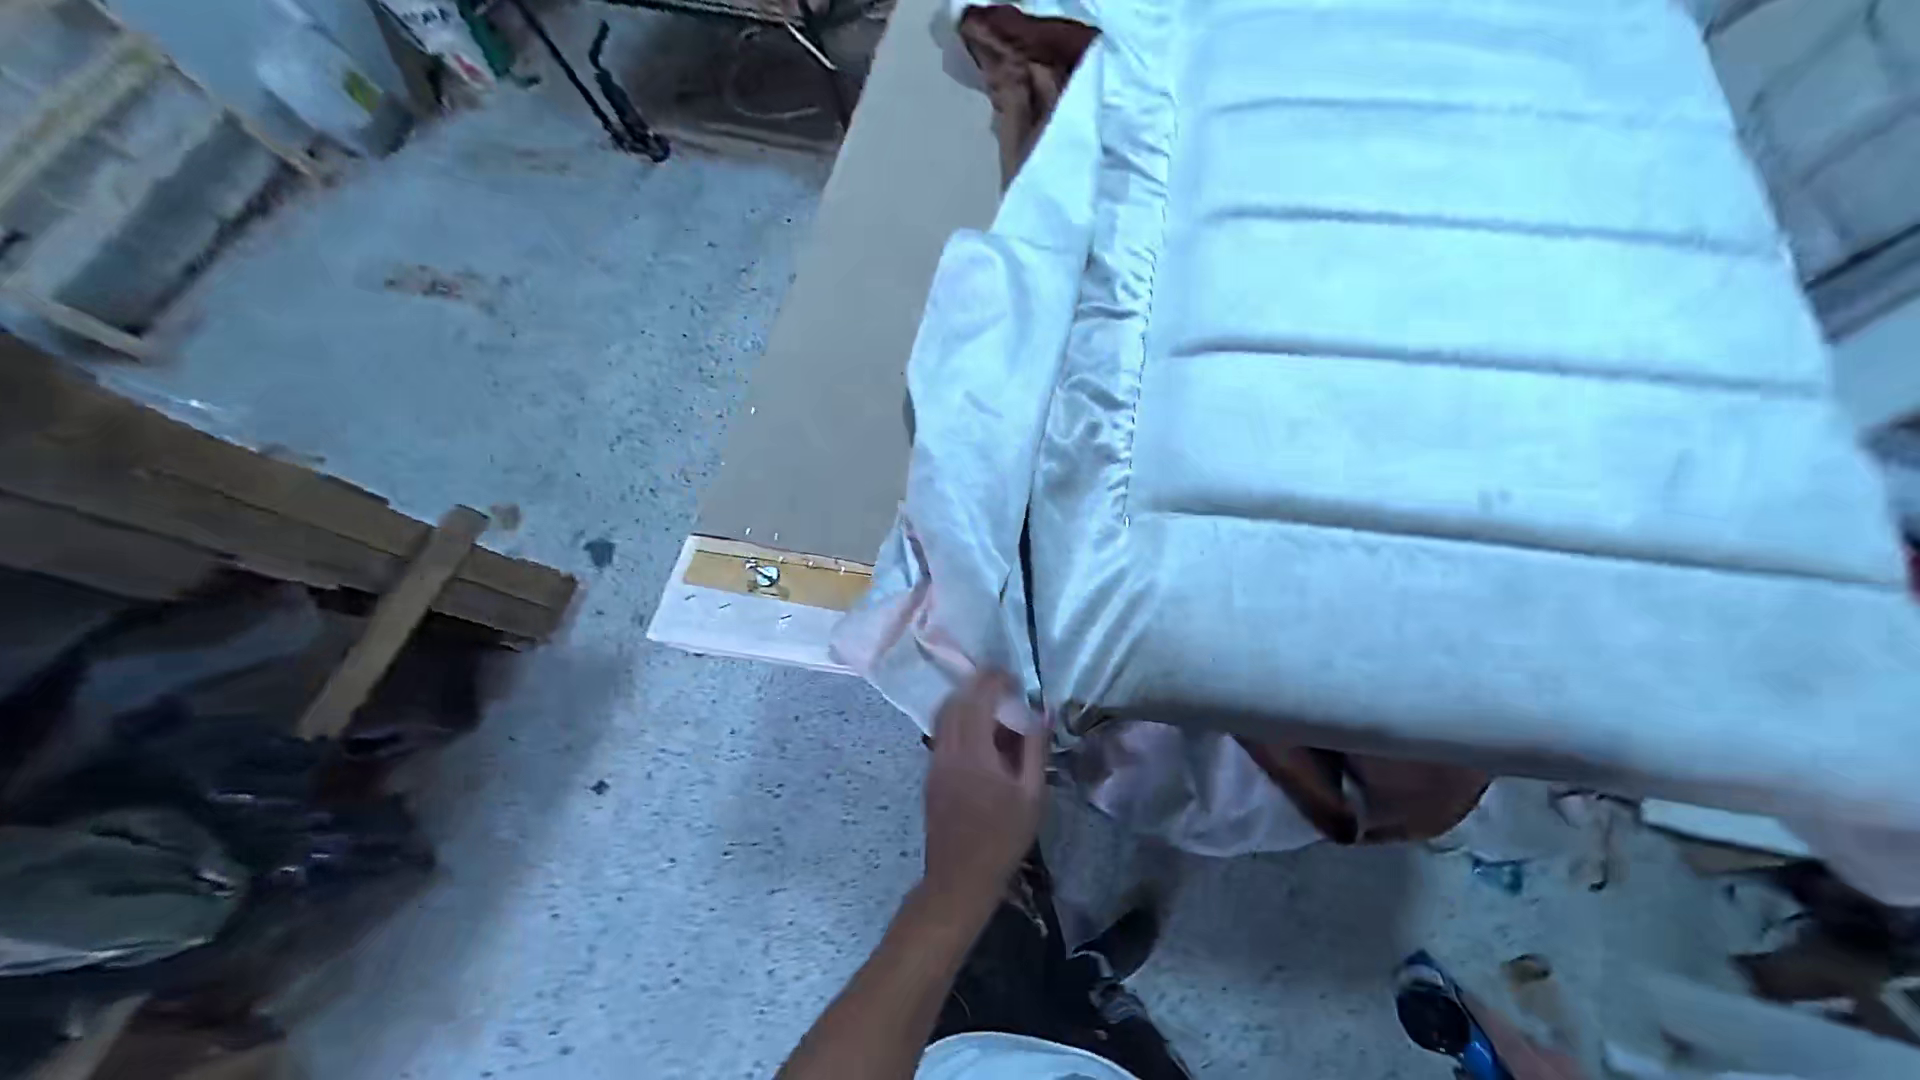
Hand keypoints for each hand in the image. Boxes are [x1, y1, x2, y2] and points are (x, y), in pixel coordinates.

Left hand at [921, 671, 1048, 918]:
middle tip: (1005, 686)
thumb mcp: (1031, 796)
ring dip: (967, 702)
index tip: (1013, 677)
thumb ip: (1035, 749)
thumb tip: (1042, 713)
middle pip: (956, 700)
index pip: (978, 698)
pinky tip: (982, 737)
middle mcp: (947, 749)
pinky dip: (960, 722)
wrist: (959, 877)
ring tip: (995, 709)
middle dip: (979, 685)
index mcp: (973, 752)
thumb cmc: (1002, 838)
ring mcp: (934, 761)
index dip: (994, 680)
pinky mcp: (930, 773)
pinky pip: (943, 733)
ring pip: (945, 715)